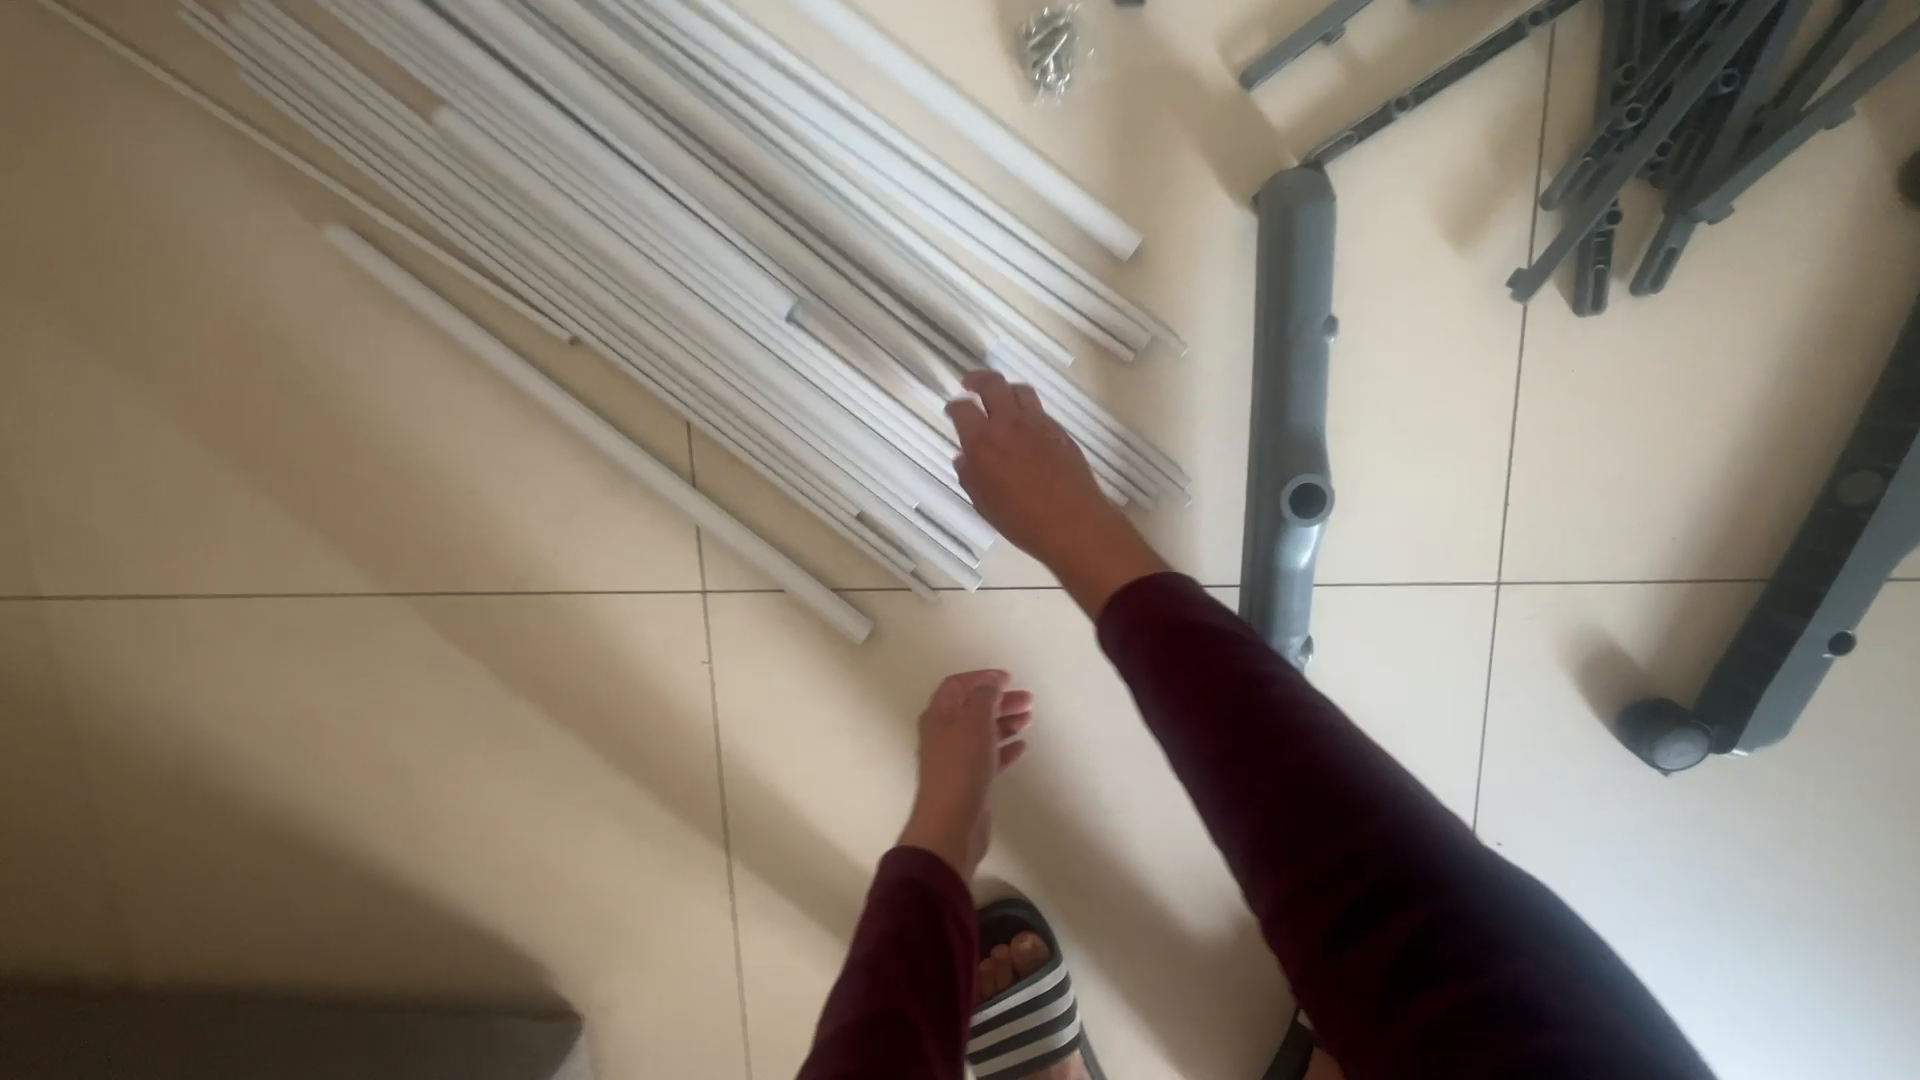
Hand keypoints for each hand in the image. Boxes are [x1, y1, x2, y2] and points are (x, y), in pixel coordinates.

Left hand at [898, 670, 1033, 879]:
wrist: (951, 824)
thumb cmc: (961, 766)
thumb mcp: (974, 722)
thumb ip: (984, 697)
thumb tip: (990, 684)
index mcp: (939, 715)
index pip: (957, 685)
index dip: (981, 678)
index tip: (1008, 679)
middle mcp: (944, 733)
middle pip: (972, 708)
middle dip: (999, 701)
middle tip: (1028, 700)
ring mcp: (955, 759)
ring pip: (982, 732)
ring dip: (1004, 722)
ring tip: (1028, 719)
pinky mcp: (968, 781)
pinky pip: (988, 756)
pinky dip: (1004, 748)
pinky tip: (1022, 747)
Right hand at [947, 371, 1167, 615]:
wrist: (1073, 523)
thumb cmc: (1021, 520)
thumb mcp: (984, 503)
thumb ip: (971, 476)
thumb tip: (965, 459)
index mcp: (983, 442)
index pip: (963, 409)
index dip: (954, 406)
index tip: (952, 409)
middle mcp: (1009, 425)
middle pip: (993, 384)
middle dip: (977, 379)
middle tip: (970, 384)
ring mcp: (1039, 425)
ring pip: (1020, 390)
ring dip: (1006, 390)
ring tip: (1000, 400)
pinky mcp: (1060, 432)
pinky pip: (1039, 411)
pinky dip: (1027, 411)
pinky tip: (1025, 428)